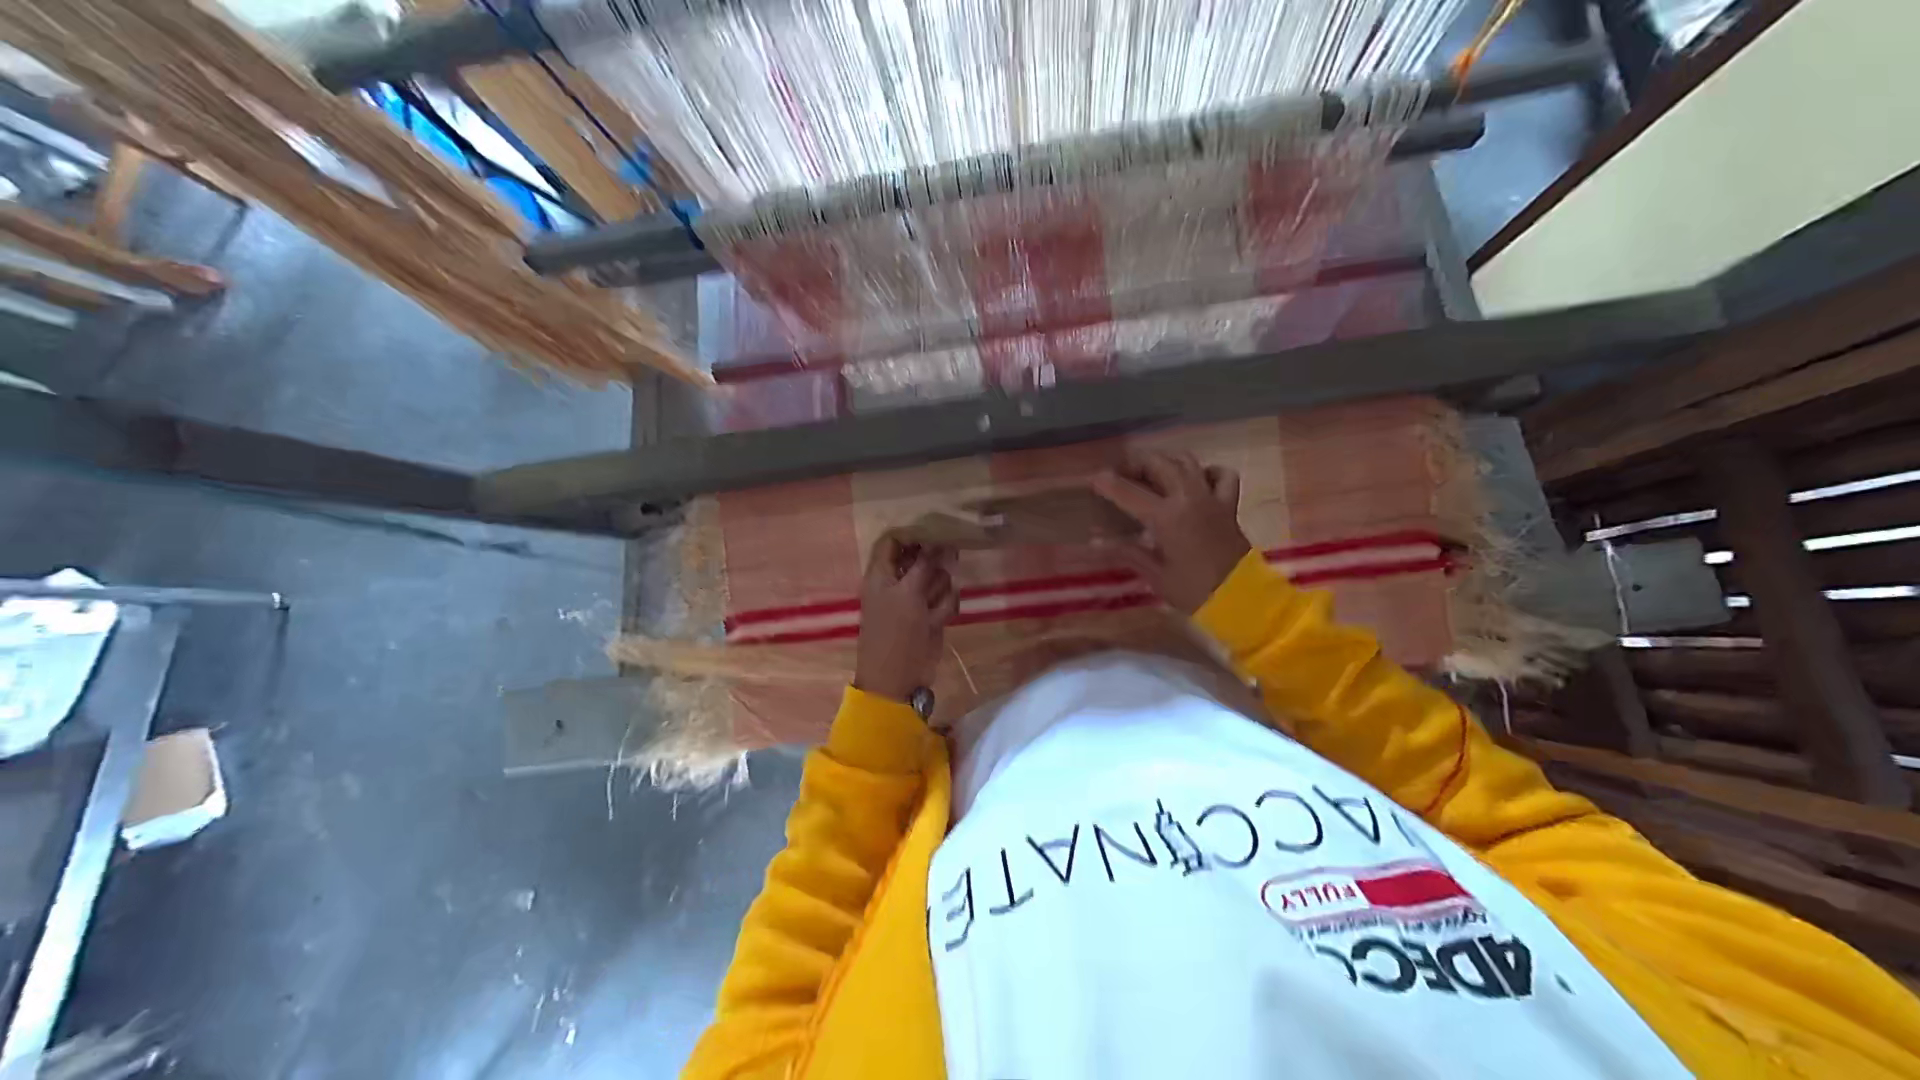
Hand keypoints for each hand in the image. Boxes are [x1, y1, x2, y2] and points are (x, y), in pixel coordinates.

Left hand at [853, 537, 958, 703]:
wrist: (898, 679)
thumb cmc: (896, 632)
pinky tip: (938, 620)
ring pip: (937, 579)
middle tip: (949, 561)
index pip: (894, 541)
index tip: (937, 530)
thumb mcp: (908, 593)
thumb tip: (937, 539)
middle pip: (921, 558)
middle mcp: (898, 583)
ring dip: (940, 589)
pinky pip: (945, 601)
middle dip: (935, 564)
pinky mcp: (930, 617)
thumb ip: (924, 564)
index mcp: (881, 574)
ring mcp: (915, 601)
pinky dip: (944, 608)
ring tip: (934, 605)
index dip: (913, 534)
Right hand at [1092, 449, 1251, 613]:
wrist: (1242, 599)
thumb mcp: (1155, 575)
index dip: (1108, 484)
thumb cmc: (1194, 591)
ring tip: (1151, 470)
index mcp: (1167, 517)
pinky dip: (1206, 472)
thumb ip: (1129, 552)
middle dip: (1135, 463)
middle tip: (1120, 472)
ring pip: (1187, 462)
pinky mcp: (1229, 505)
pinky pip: (1221, 475)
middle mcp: (1188, 498)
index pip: (1129, 492)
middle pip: (1158, 464)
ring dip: (1165, 461)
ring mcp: (1212, 498)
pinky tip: (1197, 480)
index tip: (1094, 479)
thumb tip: (1099, 541)